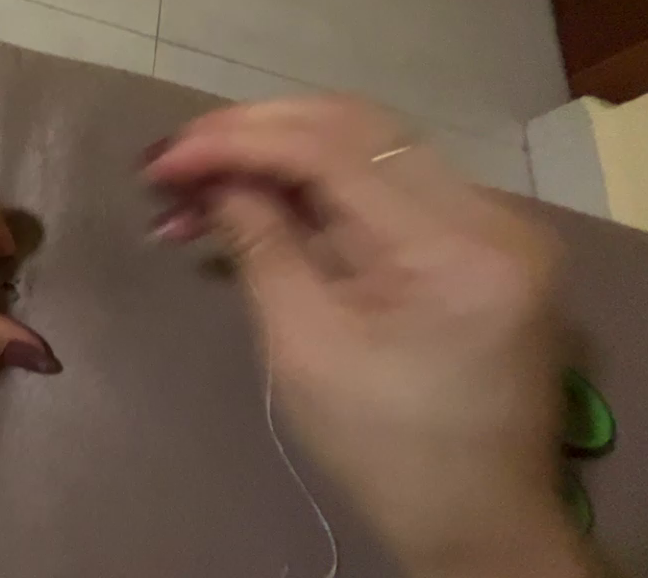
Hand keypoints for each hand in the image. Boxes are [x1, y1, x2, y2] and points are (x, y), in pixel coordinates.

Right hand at [144, 96, 588, 577]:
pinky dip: (295, 178)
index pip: (328, 152)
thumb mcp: (300, 339)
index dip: (232, 142)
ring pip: (354, 140)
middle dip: (245, 132)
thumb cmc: (380, 444)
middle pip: (347, 125)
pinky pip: (366, 177)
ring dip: (264, 150)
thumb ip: (256, 238)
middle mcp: (486, 215)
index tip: (160, 163)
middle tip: (173, 159)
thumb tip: (205, 175)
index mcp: (454, 250)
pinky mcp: (460, 234)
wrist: (474, 522)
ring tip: (193, 186)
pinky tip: (241, 201)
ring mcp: (481, 221)